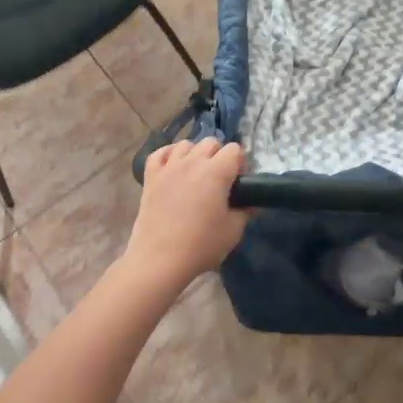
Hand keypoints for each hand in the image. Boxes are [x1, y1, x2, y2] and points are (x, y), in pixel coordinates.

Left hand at [125, 139, 251, 286]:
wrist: (160, 260)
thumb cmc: (201, 246)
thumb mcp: (233, 231)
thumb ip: (245, 212)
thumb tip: (251, 202)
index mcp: (216, 172)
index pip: (234, 150)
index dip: (240, 164)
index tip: (238, 184)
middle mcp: (192, 162)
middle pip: (210, 142)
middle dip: (219, 155)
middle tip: (219, 180)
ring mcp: (168, 167)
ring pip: (185, 144)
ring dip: (195, 154)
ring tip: (196, 174)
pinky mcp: (150, 177)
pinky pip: (159, 153)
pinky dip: (168, 155)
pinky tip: (173, 167)